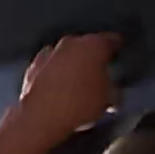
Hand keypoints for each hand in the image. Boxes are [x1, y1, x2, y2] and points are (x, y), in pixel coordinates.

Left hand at [4, 33, 120, 149]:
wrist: (42, 114)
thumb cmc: (81, 103)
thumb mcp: (108, 100)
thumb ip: (114, 91)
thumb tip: (113, 93)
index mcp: (94, 45)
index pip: (110, 39)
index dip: (117, 45)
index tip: (120, 49)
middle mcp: (73, 41)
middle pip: (87, 44)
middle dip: (92, 55)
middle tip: (99, 70)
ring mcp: (52, 51)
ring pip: (67, 52)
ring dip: (72, 61)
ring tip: (77, 79)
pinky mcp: (35, 64)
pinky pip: (50, 63)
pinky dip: (54, 70)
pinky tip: (57, 83)